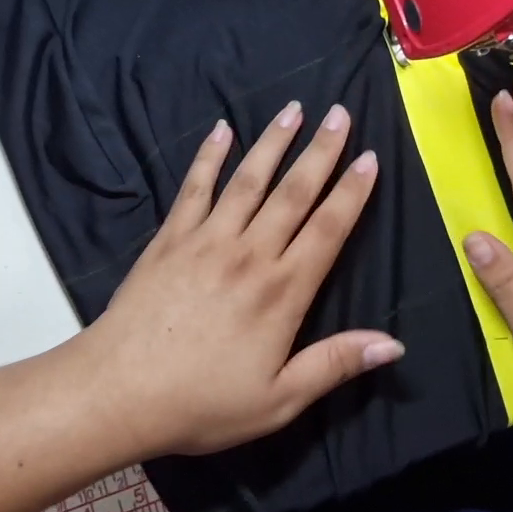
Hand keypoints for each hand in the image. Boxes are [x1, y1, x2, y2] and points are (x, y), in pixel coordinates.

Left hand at [75, 102, 401, 457]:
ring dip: (273, 142)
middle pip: (293, 193)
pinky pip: (194, 187)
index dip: (352, 193)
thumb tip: (394, 344)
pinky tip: (221, 130)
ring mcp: (206, 239)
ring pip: (249, 180)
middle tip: (341, 113)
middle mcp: (249, 254)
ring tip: (294, 109)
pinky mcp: (170, 238)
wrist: (119, 390)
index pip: (327, 230)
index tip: (370, 158)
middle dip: (321, 151)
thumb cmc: (202, 401)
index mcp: (282, 292)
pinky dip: (209, 156)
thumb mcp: (279, 399)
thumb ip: (335, 364)